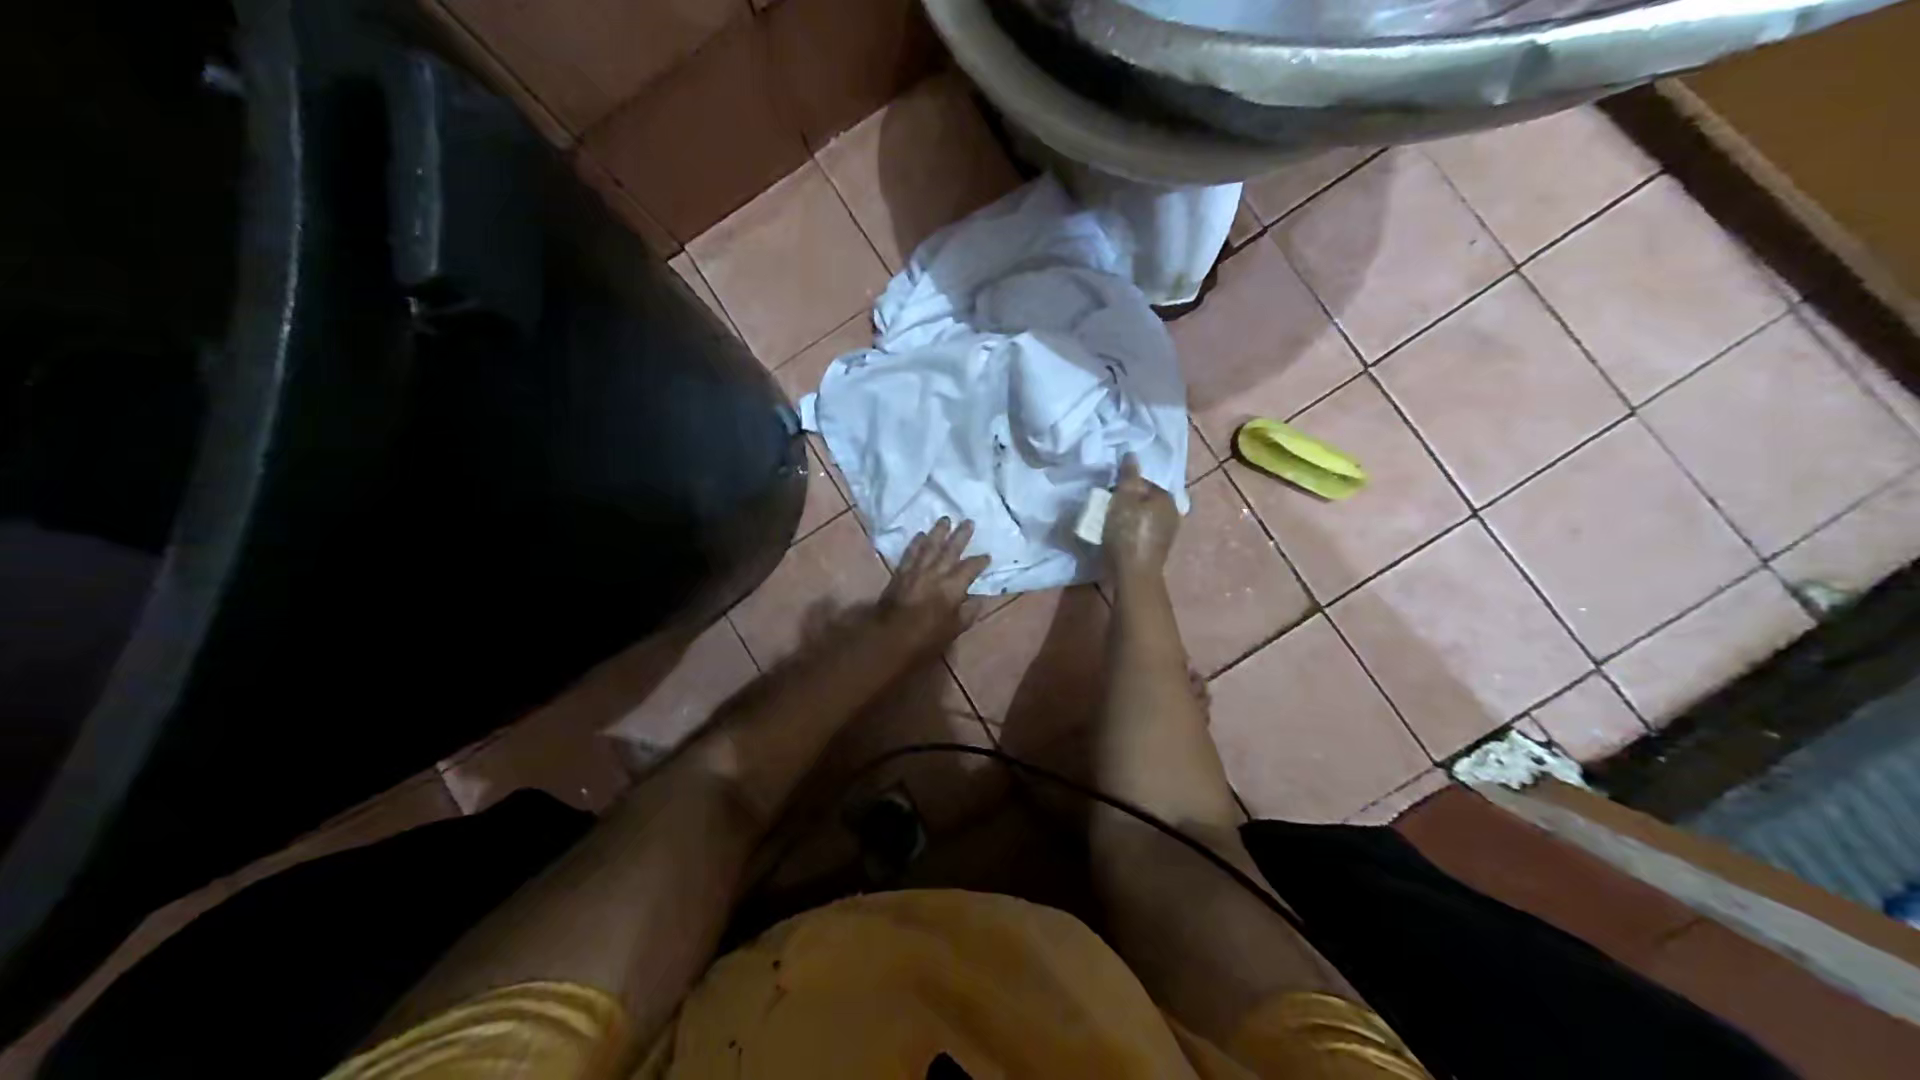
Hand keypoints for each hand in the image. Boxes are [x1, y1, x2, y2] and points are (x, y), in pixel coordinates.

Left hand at [877, 517, 989, 654]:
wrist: (889, 637)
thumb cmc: (925, 638)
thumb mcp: (953, 630)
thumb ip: (968, 613)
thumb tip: (979, 599)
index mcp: (953, 587)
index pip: (970, 568)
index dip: (979, 561)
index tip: (986, 556)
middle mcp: (936, 573)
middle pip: (950, 550)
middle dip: (960, 535)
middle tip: (968, 521)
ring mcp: (916, 571)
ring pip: (929, 546)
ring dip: (938, 532)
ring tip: (945, 519)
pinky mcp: (900, 573)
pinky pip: (910, 553)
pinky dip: (916, 543)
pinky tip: (920, 535)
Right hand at [1102, 454, 1178, 585]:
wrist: (1134, 573)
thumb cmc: (1127, 532)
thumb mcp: (1123, 499)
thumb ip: (1128, 476)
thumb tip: (1131, 454)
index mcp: (1166, 497)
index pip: (1141, 483)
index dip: (1122, 488)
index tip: (1107, 497)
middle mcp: (1172, 512)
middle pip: (1142, 501)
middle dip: (1126, 504)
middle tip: (1106, 512)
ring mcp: (1167, 533)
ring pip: (1142, 517)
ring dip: (1128, 519)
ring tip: (1110, 527)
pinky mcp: (1158, 549)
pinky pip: (1142, 532)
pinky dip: (1132, 533)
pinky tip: (1119, 540)